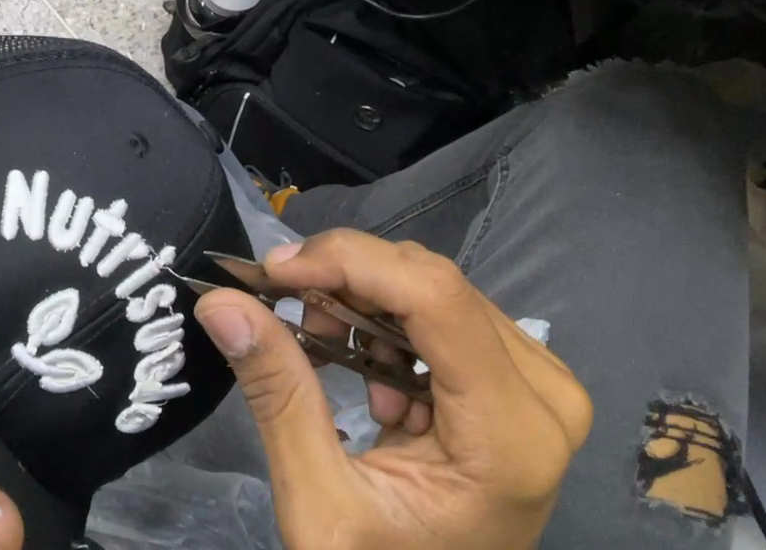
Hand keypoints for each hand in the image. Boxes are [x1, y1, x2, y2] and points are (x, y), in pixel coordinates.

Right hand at [193, 230, 591, 549]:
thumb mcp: (321, 503)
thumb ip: (278, 395)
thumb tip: (221, 302)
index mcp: (511, 435)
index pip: (433, 297)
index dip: (348, 262)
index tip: (273, 270)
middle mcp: (544, 392)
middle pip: (430, 282)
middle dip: (343, 281)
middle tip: (283, 310)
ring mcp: (541, 381)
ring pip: (432, 285)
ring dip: (361, 301)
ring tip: (325, 353)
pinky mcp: (523, 377)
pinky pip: (442, 308)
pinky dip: (386, 320)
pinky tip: (367, 373)